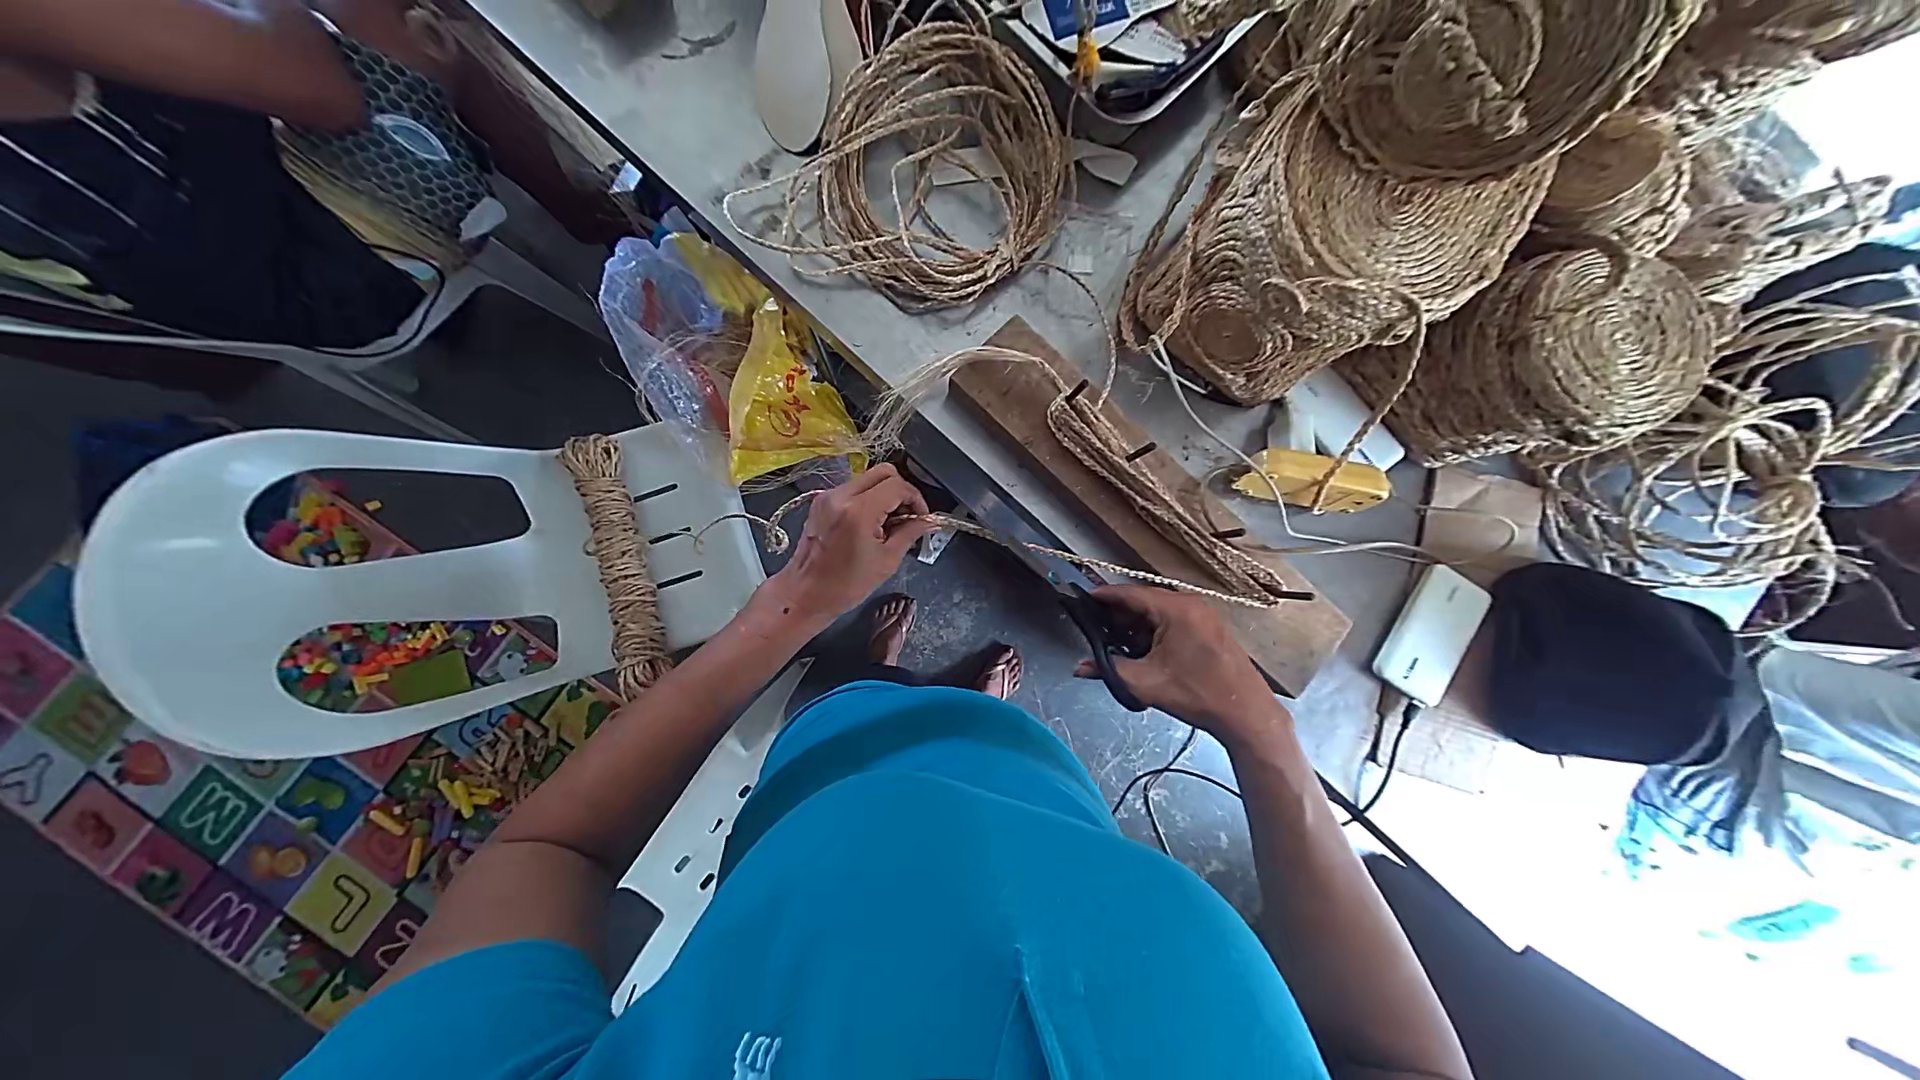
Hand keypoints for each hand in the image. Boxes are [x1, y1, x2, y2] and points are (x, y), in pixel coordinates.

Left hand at [753, 465, 934, 631]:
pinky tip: (872, 523)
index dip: (916, 499)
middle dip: (902, 491)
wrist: (805, 594)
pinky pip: (854, 488)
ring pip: (869, 478)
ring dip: (885, 494)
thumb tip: (928, 521)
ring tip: (889, 523)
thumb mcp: (887, 560)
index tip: (921, 517)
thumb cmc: (844, 585)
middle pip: (884, 472)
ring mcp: (828, 496)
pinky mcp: (822, 501)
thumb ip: (911, 533)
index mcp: (858, 512)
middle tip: (907, 515)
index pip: (898, 486)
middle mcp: (841, 497)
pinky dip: (869, 499)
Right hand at [1073, 585, 1289, 745]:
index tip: (1085, 597)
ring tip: (1118, 642)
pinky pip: (1174, 620)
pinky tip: (1144, 649)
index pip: (1131, 593)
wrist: (1246, 715)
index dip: (1105, 596)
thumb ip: (1108, 670)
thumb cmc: (1200, 695)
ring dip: (1138, 624)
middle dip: (1120, 614)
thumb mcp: (1145, 683)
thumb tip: (1081, 668)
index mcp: (1177, 610)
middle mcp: (1192, 605)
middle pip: (1145, 601)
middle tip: (1098, 627)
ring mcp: (1204, 615)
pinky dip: (1155, 630)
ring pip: (1159, 611)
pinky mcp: (1210, 628)